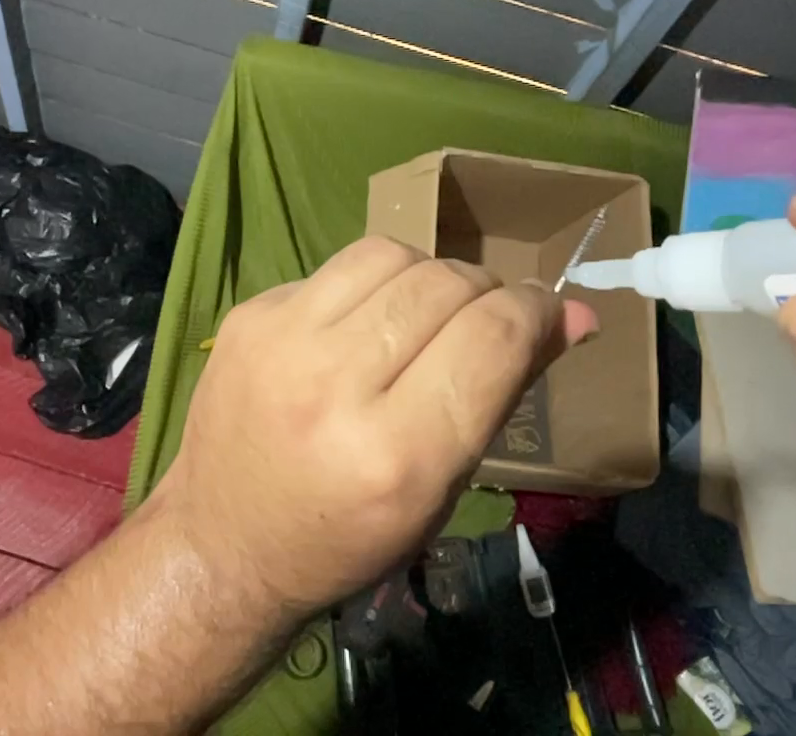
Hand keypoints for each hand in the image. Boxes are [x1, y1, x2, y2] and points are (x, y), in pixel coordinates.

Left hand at [145, 237, 594, 615]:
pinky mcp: (248, 316)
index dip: (535, 310)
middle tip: (485, 316)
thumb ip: (503, 394)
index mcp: (396, 456)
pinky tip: (361, 323)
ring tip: (425, 312)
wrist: (223, 540)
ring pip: (389, 254)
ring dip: (427, 274)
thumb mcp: (439, 491)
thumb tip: (572, 316)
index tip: (545, 311)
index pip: (492, 338)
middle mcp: (334, 387)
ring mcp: (281, 342)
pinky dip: (368, 286)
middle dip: (485, 290)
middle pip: (444, 285)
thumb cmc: (343, 538)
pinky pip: (334, 269)